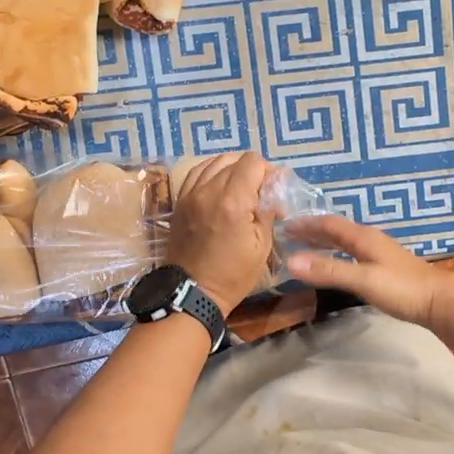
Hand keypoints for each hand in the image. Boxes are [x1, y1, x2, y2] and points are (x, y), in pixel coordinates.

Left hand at [167, 153, 274, 314]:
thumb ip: (267, 211)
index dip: (268, 171)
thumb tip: (273, 193)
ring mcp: (190, 194)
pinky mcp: (179, 201)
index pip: (253, 162)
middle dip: (252, 171)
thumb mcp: (262, 247)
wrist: (192, 293)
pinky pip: (195, 173)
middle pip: (234, 160)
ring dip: (231, 170)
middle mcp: (208, 190)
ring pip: (213, 162)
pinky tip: (219, 186)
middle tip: (259, 191)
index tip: (274, 189)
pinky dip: (211, 173)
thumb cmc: (233, 275)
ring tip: (240, 188)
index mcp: (232, 201)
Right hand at [285, 215, 453, 328]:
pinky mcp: (385, 267)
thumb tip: (292, 261)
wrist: (439, 301)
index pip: (329, 224)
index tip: (284, 225)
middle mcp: (370, 240)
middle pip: (337, 230)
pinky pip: (353, 253)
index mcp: (363, 238)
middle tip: (290, 234)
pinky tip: (337, 263)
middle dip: (313, 230)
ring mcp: (379, 253)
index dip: (306, 224)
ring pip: (346, 241)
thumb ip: (328, 271)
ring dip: (325, 242)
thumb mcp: (362, 280)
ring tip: (307, 246)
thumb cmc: (401, 289)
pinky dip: (337, 254)